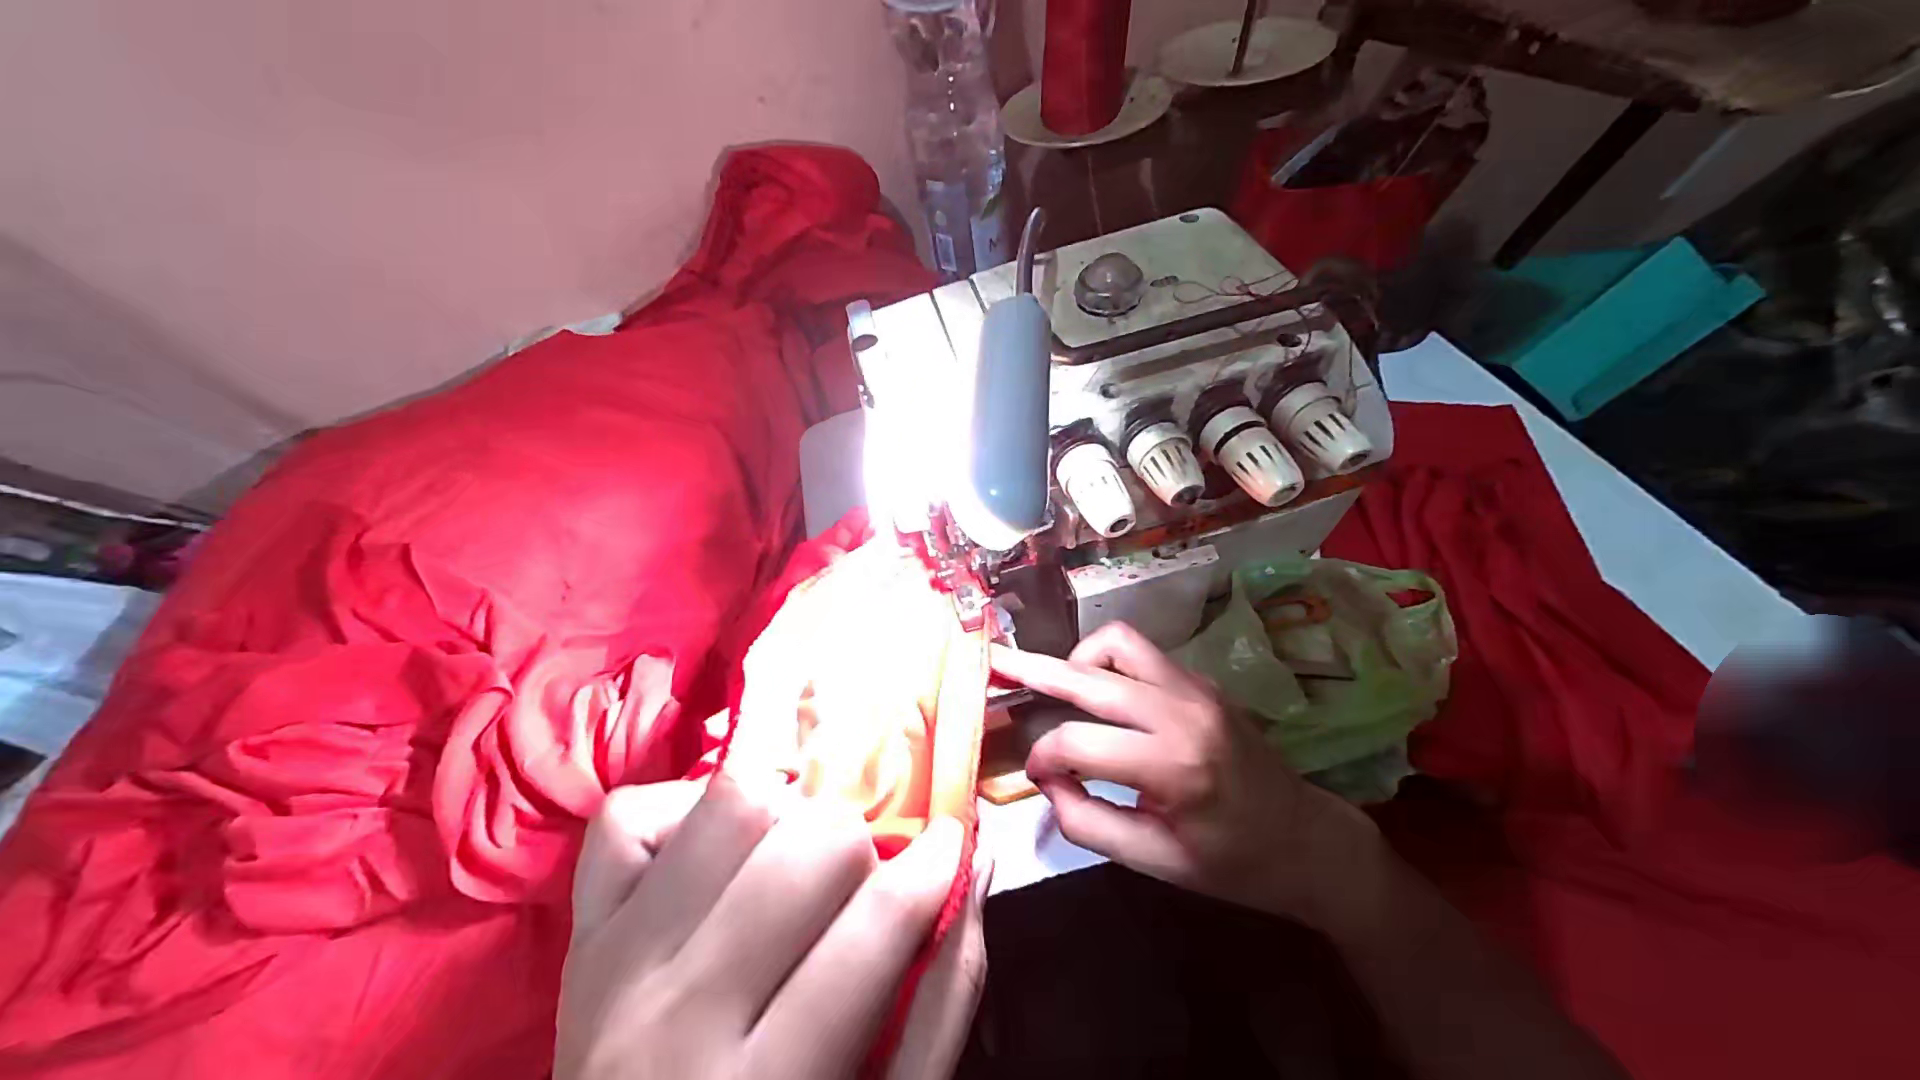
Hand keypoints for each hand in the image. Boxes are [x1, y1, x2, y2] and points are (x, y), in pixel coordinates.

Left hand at [557, 773, 987, 1079]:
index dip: (932, 864)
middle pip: (806, 847)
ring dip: (781, 813)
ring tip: (790, 851)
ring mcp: (616, 964)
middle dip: (855, 845)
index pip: (876, 923)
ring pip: (728, 805)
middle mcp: (678, 1017)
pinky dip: (686, 811)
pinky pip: (629, 815)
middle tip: (858, 873)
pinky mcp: (580, 932)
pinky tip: (718, 853)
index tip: (948, 841)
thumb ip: (944, 995)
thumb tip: (972, 861)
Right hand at [990, 622, 1381, 925]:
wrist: (1308, 840)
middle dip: (1032, 669)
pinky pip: (1141, 652)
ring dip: (1078, 659)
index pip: (1076, 741)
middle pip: (1087, 676)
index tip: (1037, 775)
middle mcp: (1181, 711)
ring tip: (1060, 686)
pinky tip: (1101, 693)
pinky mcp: (1201, 680)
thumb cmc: (1232, 863)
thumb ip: (1087, 822)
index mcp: (1172, 765)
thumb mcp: (1153, 862)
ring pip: (1116, 642)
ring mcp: (1195, 687)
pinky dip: (1107, 662)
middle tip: (994, 660)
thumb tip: (1047, 779)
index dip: (1043, 757)